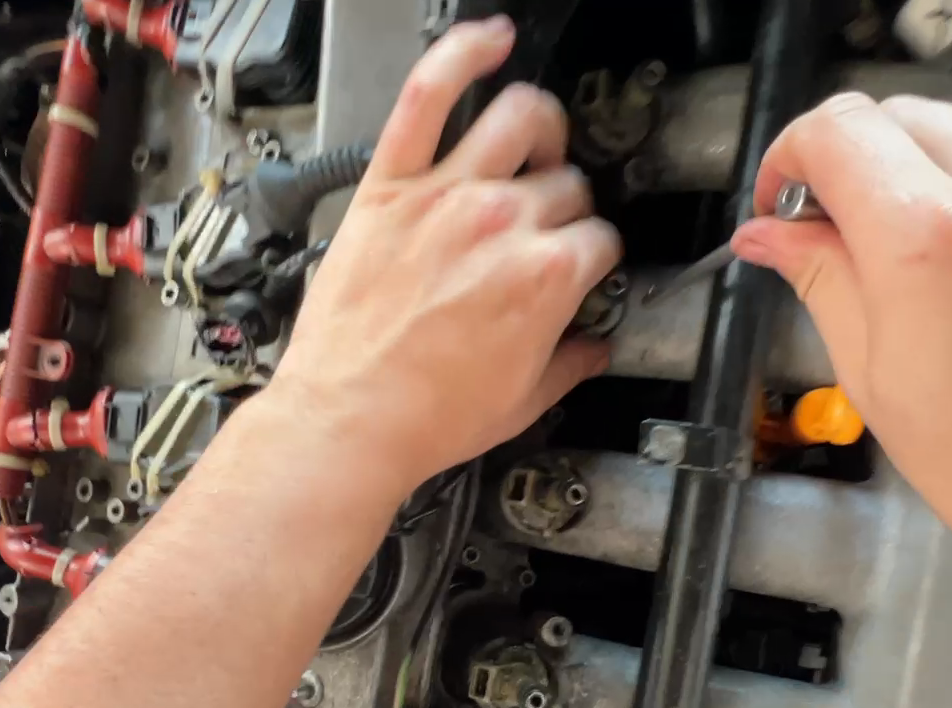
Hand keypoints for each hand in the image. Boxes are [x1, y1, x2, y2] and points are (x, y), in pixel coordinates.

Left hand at [264, 16, 621, 492]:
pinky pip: (427, 95)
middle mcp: (502, 223)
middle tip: (555, 225)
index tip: (586, 267)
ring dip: (542, 127)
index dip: (598, 257)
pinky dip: (461, 55)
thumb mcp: (522, 403)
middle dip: (571, 206)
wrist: (351, 420)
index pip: (600, 240)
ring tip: (541, 142)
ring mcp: (446, 196)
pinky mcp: (391, 187)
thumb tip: (593, 349)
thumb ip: (570, 365)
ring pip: (519, 120)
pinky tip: (489, 43)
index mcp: (546, 278)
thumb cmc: (427, 418)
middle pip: (567, 184)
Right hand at [732, 94, 951, 584]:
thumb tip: (771, 236)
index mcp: (932, 241)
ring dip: (913, 174)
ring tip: (909, 257)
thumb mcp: (871, 375)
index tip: (782, 199)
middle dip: (847, 165)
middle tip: (831, 233)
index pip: (837, 133)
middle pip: (896, 116)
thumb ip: (819, 279)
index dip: (789, 158)